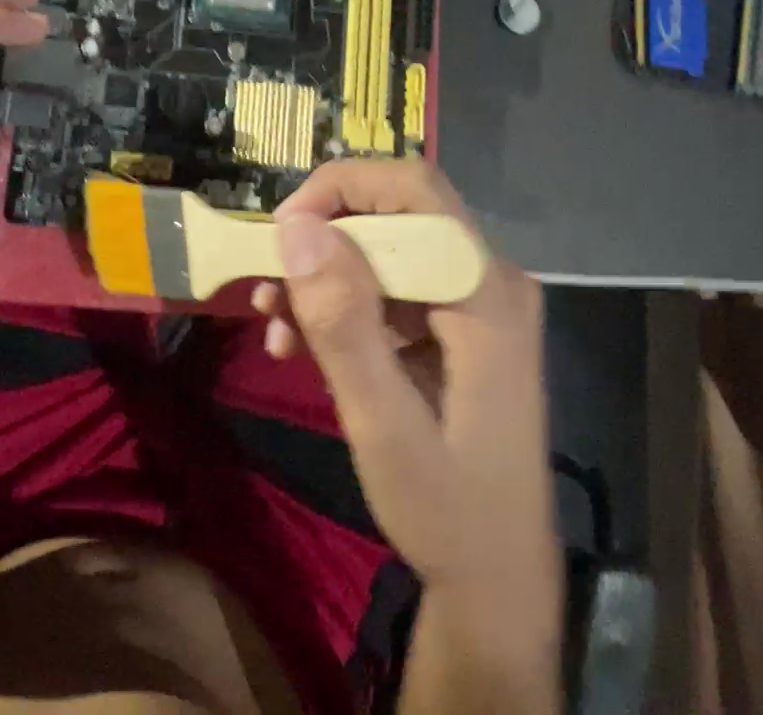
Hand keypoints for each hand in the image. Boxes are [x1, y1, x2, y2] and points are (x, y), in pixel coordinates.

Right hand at [251, 160, 554, 588]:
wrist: (496, 574)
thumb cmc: (446, 508)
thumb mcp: (383, 423)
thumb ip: (343, 323)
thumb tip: (297, 229)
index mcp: (485, 295)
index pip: (415, 191)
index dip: (339, 189)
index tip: (277, 231)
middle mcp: (489, 282)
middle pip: (398, 218)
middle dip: (322, 241)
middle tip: (265, 287)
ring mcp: (477, 306)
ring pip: (389, 253)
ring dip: (325, 278)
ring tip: (274, 327)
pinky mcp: (460, 330)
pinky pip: (394, 292)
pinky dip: (344, 308)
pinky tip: (302, 345)